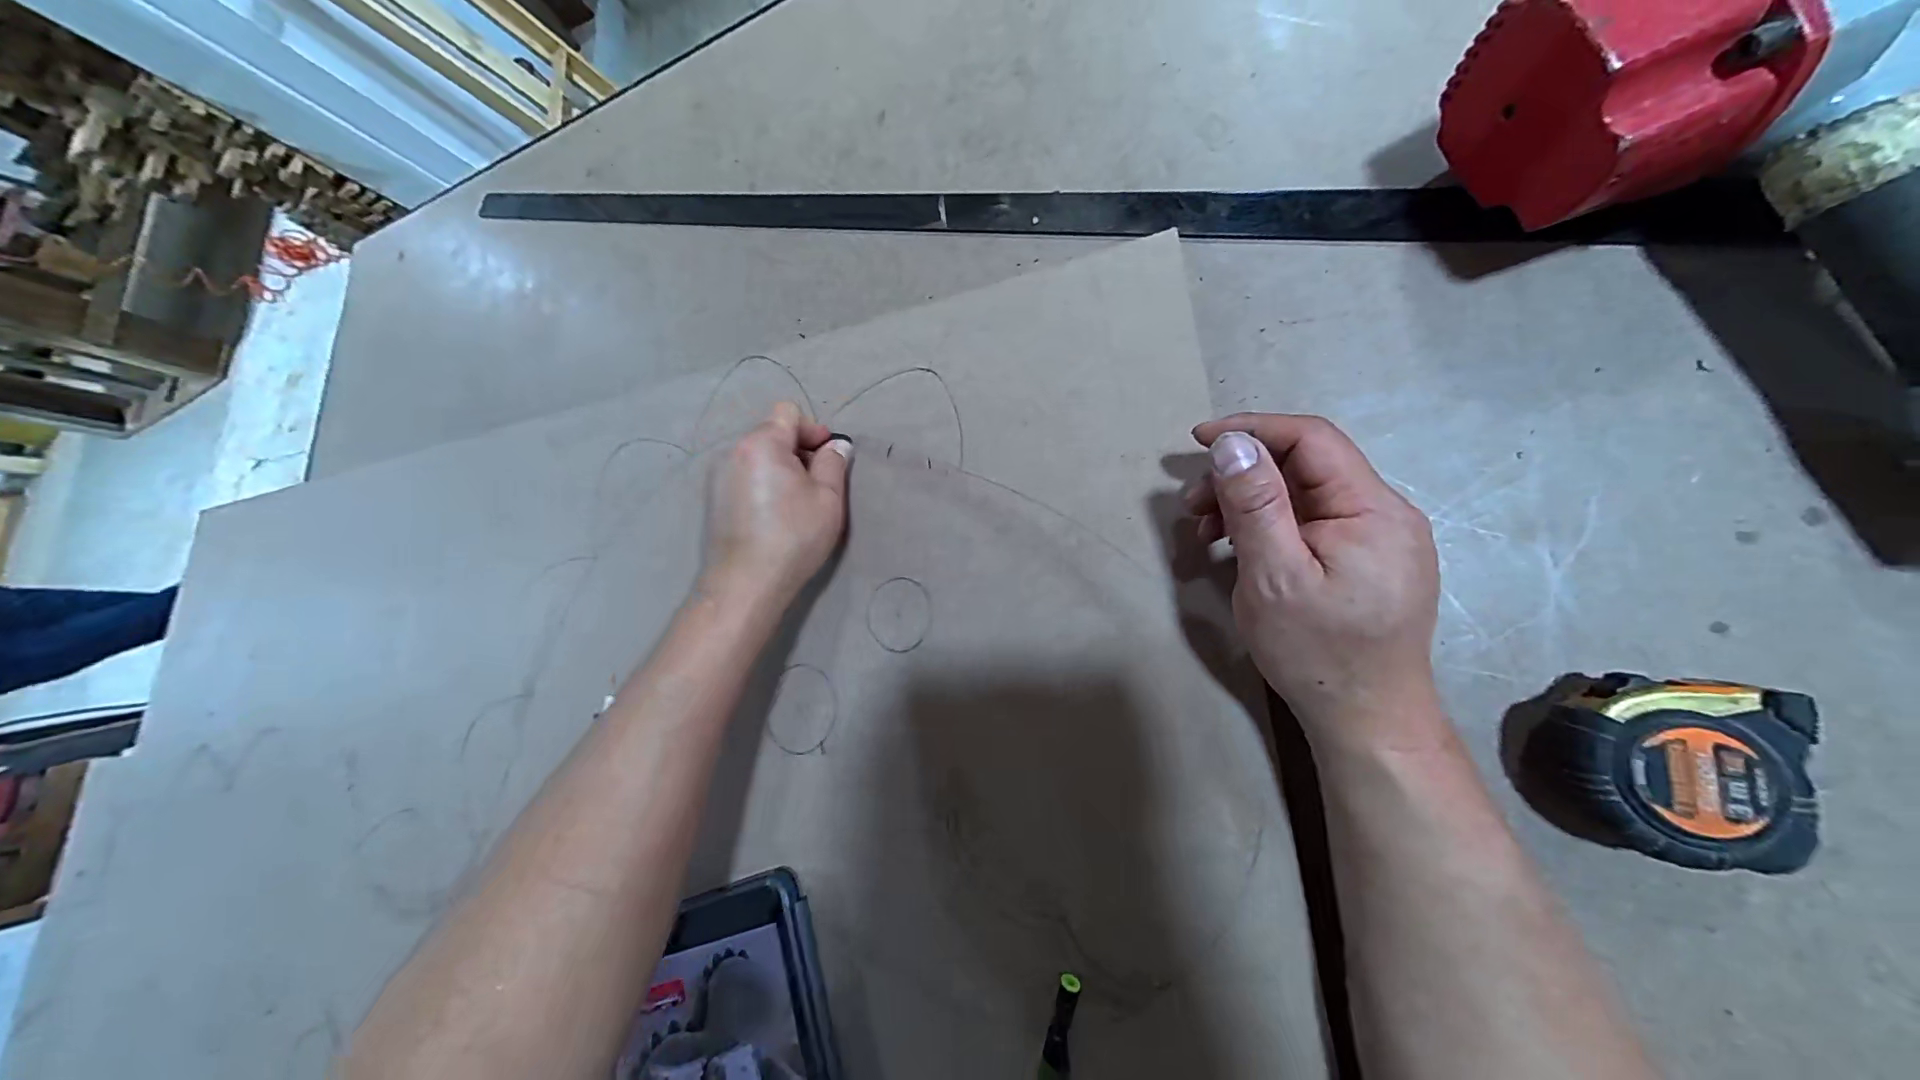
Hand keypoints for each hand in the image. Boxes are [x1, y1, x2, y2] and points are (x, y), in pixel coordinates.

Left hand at [702, 402, 850, 604]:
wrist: (746, 582)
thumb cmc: (793, 536)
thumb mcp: (828, 499)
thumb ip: (834, 463)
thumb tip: (836, 445)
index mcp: (761, 444)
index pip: (788, 413)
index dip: (812, 429)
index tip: (827, 456)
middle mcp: (732, 451)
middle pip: (771, 433)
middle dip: (797, 450)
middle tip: (816, 482)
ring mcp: (717, 476)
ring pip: (756, 456)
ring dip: (779, 468)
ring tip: (795, 501)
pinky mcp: (712, 499)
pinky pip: (744, 476)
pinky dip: (762, 484)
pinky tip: (773, 515)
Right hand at [1186, 414, 1443, 747]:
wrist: (1366, 719)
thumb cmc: (1318, 652)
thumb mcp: (1274, 577)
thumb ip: (1255, 505)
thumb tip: (1232, 443)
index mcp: (1372, 509)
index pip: (1311, 440)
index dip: (1252, 430)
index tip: (1198, 439)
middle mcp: (1384, 514)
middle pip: (1305, 467)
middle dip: (1242, 475)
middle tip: (1192, 504)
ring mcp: (1377, 540)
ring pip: (1304, 497)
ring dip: (1249, 503)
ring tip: (1205, 531)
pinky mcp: (1365, 562)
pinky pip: (1311, 525)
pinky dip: (1269, 527)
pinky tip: (1237, 548)